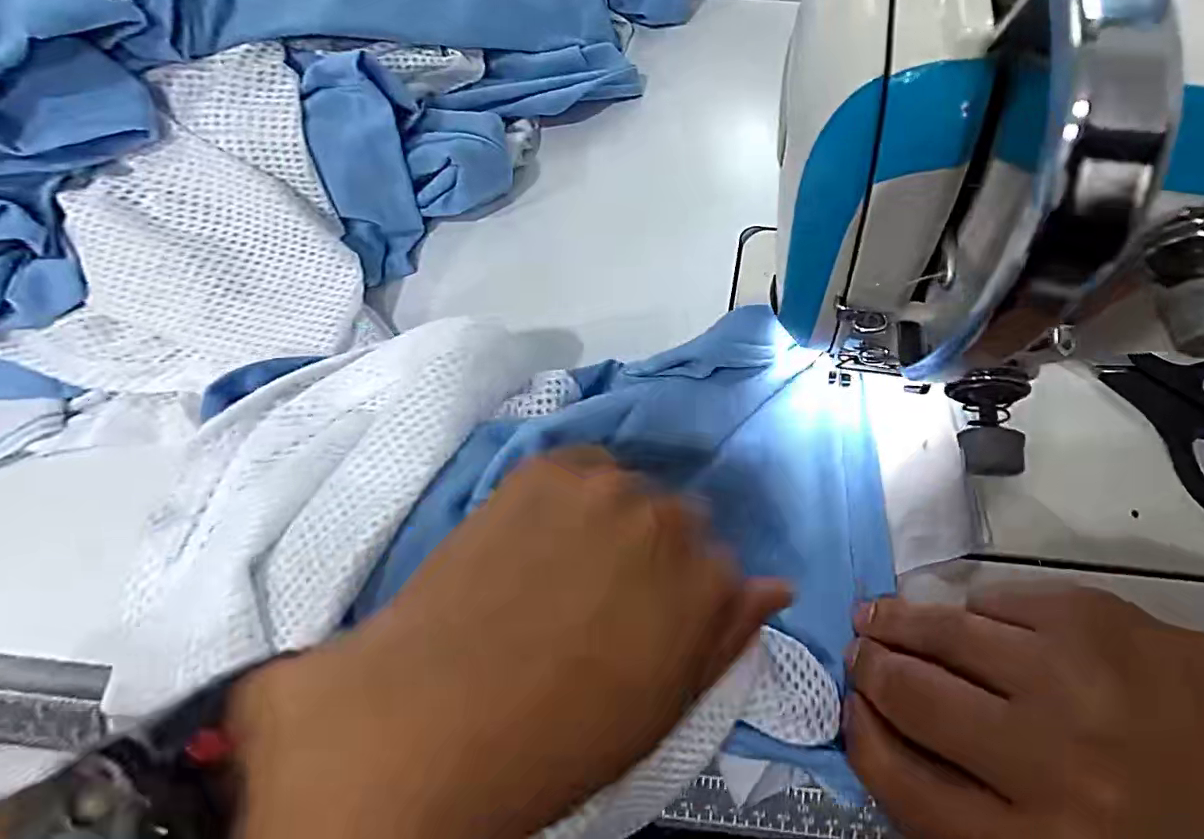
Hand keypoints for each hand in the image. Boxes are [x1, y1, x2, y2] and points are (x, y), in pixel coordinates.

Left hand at [228, 446, 791, 838]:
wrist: (426, 723)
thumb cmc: (559, 738)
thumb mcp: (665, 705)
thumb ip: (728, 636)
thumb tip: (777, 585)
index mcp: (709, 578)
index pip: (721, 564)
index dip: (683, 595)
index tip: (647, 621)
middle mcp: (672, 518)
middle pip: (680, 517)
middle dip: (654, 551)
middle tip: (600, 594)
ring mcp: (609, 486)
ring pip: (631, 488)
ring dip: (612, 517)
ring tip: (561, 562)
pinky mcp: (549, 466)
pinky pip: (584, 464)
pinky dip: (572, 491)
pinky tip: (537, 532)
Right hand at [844, 585, 1203, 838]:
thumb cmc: (1167, 826)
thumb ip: (980, 815)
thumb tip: (895, 743)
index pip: (913, 791)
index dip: (868, 746)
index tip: (851, 715)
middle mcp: (1046, 759)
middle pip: (920, 702)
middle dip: (873, 673)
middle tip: (856, 656)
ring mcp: (1063, 672)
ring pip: (946, 636)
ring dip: (898, 623)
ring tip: (873, 616)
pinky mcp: (1082, 614)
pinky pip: (994, 604)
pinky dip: (965, 610)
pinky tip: (952, 615)